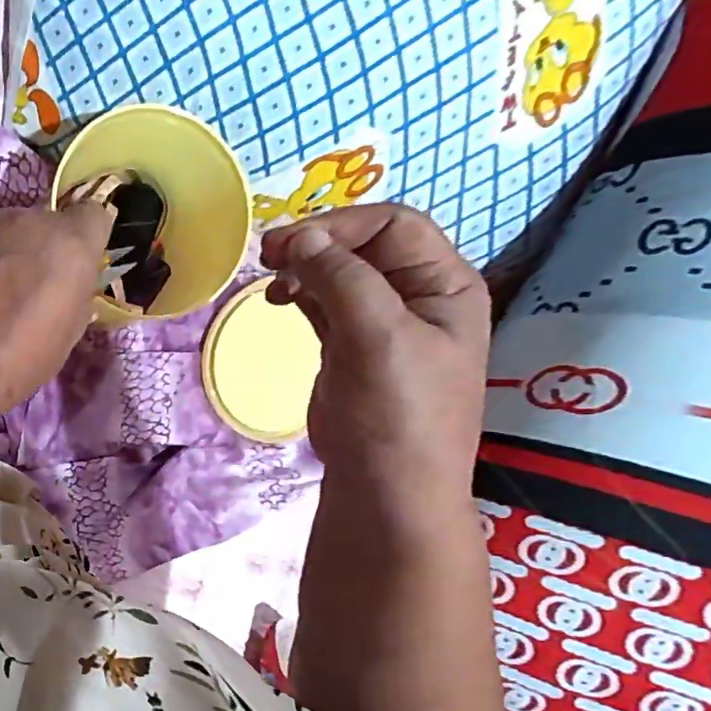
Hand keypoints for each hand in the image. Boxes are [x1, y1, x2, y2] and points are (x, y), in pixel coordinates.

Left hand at [0, 203, 114, 431]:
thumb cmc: (14, 362)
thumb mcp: (64, 338)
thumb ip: (73, 298)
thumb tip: (67, 289)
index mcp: (74, 246)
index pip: (93, 216)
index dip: (81, 241)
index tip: (68, 267)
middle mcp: (36, 219)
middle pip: (44, 223)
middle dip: (36, 247)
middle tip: (17, 286)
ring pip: (4, 227)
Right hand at [260, 204, 489, 509]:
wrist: (385, 484)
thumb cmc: (394, 413)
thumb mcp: (376, 338)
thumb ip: (342, 280)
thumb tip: (300, 237)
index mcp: (444, 284)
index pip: (394, 226)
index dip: (339, 225)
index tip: (285, 244)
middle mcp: (417, 296)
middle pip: (364, 245)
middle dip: (316, 244)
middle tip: (266, 258)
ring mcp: (381, 323)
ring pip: (339, 274)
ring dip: (303, 269)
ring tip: (269, 283)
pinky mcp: (350, 347)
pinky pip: (325, 304)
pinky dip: (300, 295)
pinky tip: (278, 301)